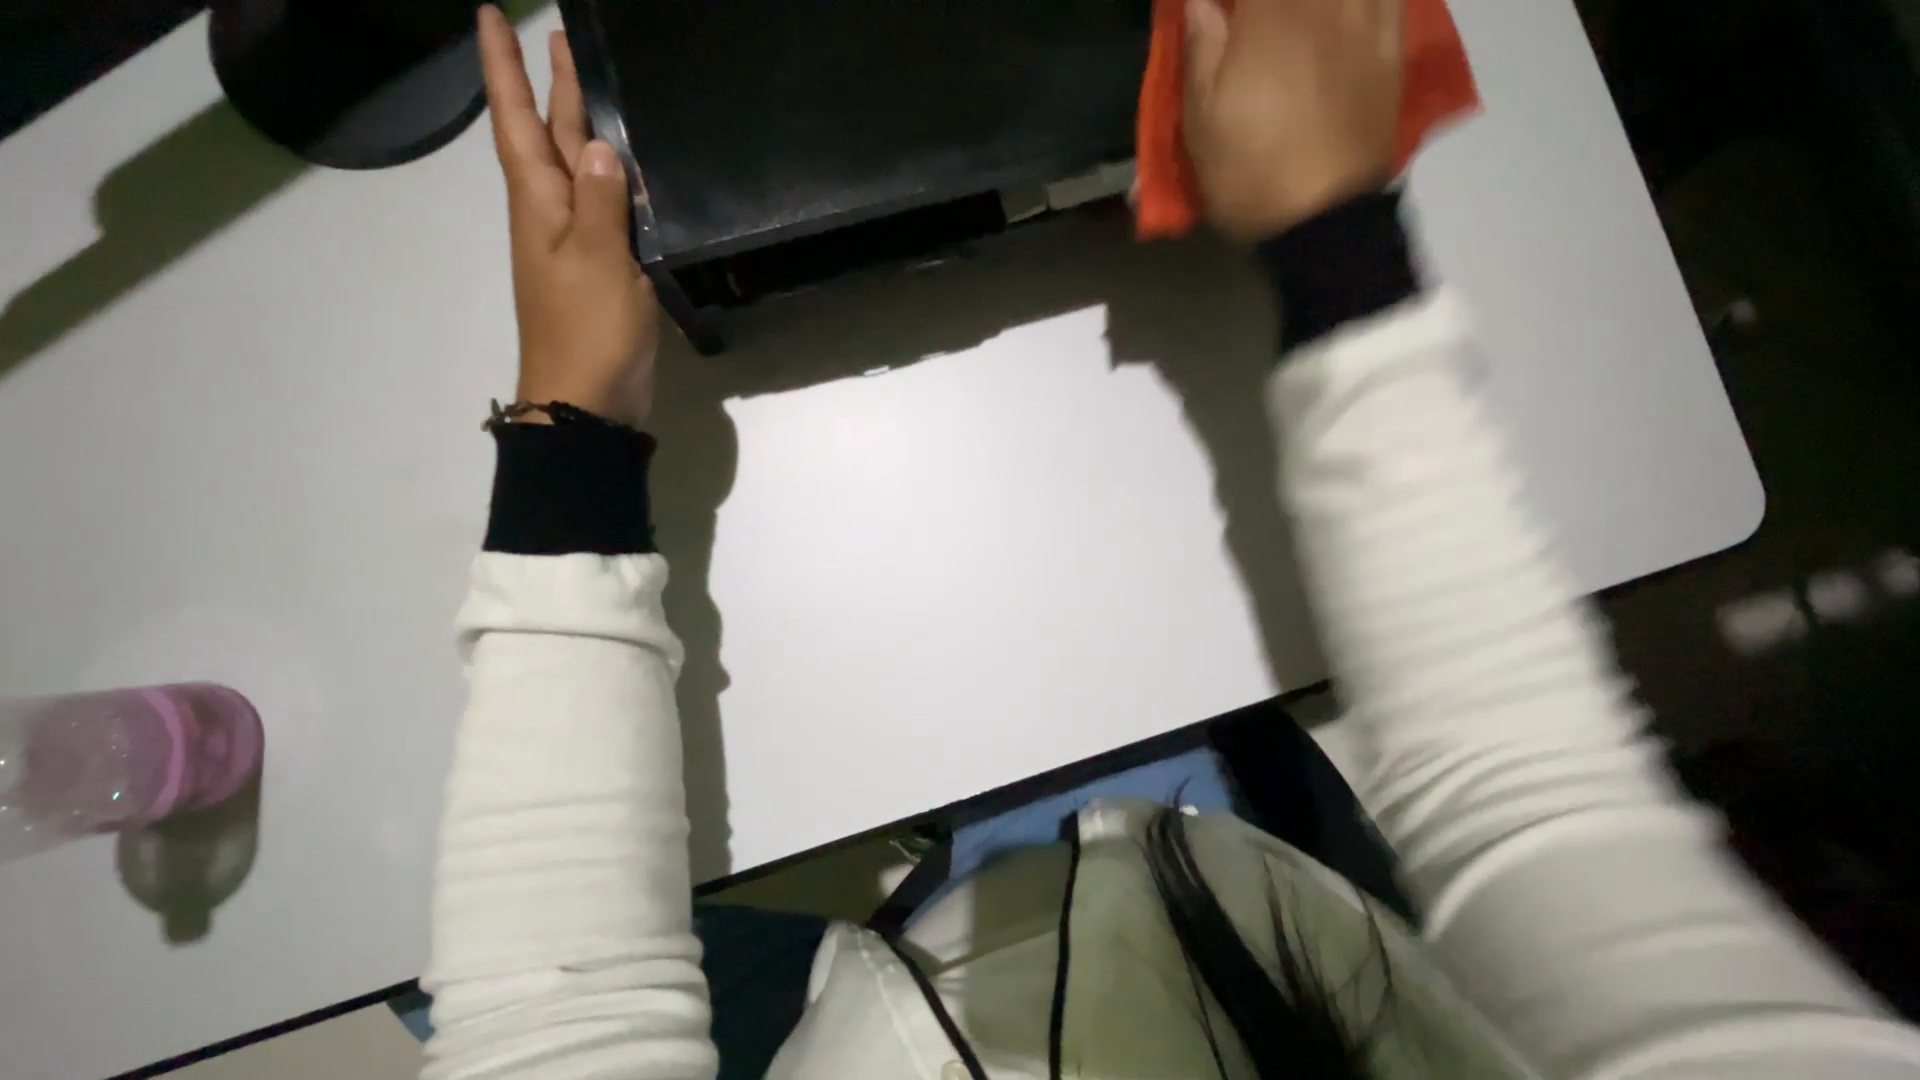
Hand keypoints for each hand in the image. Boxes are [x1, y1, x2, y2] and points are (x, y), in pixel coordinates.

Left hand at [477, 5, 658, 427]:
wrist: (586, 400)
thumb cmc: (586, 329)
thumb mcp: (597, 260)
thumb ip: (601, 201)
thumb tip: (600, 146)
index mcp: (539, 204)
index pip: (516, 120)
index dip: (505, 70)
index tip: (493, 15)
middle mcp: (552, 215)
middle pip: (548, 139)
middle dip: (551, 89)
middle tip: (564, 41)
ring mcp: (576, 245)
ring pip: (577, 175)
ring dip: (582, 132)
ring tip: (599, 94)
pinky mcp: (603, 272)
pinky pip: (605, 212)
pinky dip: (615, 185)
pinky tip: (635, 177)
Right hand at [1183, 0, 1401, 239]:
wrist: (1323, 220)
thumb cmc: (1249, 176)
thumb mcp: (1202, 125)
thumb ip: (1200, 50)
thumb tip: (1198, 0)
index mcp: (1266, 19)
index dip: (1225, 1)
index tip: (1216, 12)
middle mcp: (1320, 5)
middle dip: (1263, 3)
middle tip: (1250, 19)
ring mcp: (1362, 21)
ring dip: (1309, 3)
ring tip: (1291, 17)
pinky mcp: (1390, 48)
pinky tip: (1341, 10)